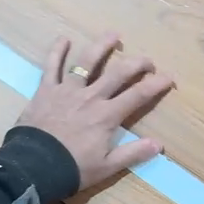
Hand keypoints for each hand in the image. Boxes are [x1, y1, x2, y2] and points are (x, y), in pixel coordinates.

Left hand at [18, 34, 174, 189]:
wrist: (34, 167)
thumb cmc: (72, 169)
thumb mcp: (107, 167)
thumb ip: (133, 154)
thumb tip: (159, 144)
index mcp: (107, 116)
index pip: (138, 95)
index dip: (156, 84)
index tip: (169, 78)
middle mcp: (90, 97)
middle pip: (118, 73)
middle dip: (136, 63)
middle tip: (147, 60)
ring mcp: (67, 90)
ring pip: (87, 62)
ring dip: (101, 46)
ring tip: (113, 35)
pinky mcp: (46, 90)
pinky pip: (51, 66)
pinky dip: (57, 51)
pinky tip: (63, 39)